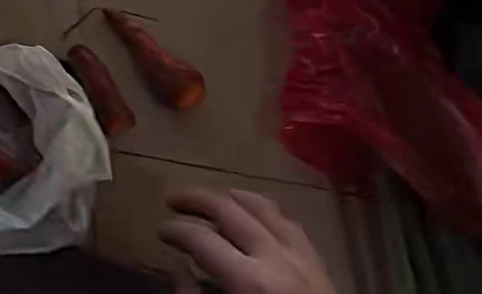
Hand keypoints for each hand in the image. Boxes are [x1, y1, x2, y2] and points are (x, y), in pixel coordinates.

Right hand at [159, 189, 336, 293]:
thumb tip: (180, 275)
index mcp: (252, 284)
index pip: (203, 241)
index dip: (176, 231)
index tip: (160, 231)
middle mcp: (276, 259)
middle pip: (228, 210)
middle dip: (195, 199)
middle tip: (172, 199)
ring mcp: (302, 260)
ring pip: (260, 206)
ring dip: (229, 197)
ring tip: (209, 199)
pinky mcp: (320, 267)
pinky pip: (288, 223)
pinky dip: (264, 209)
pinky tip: (253, 210)